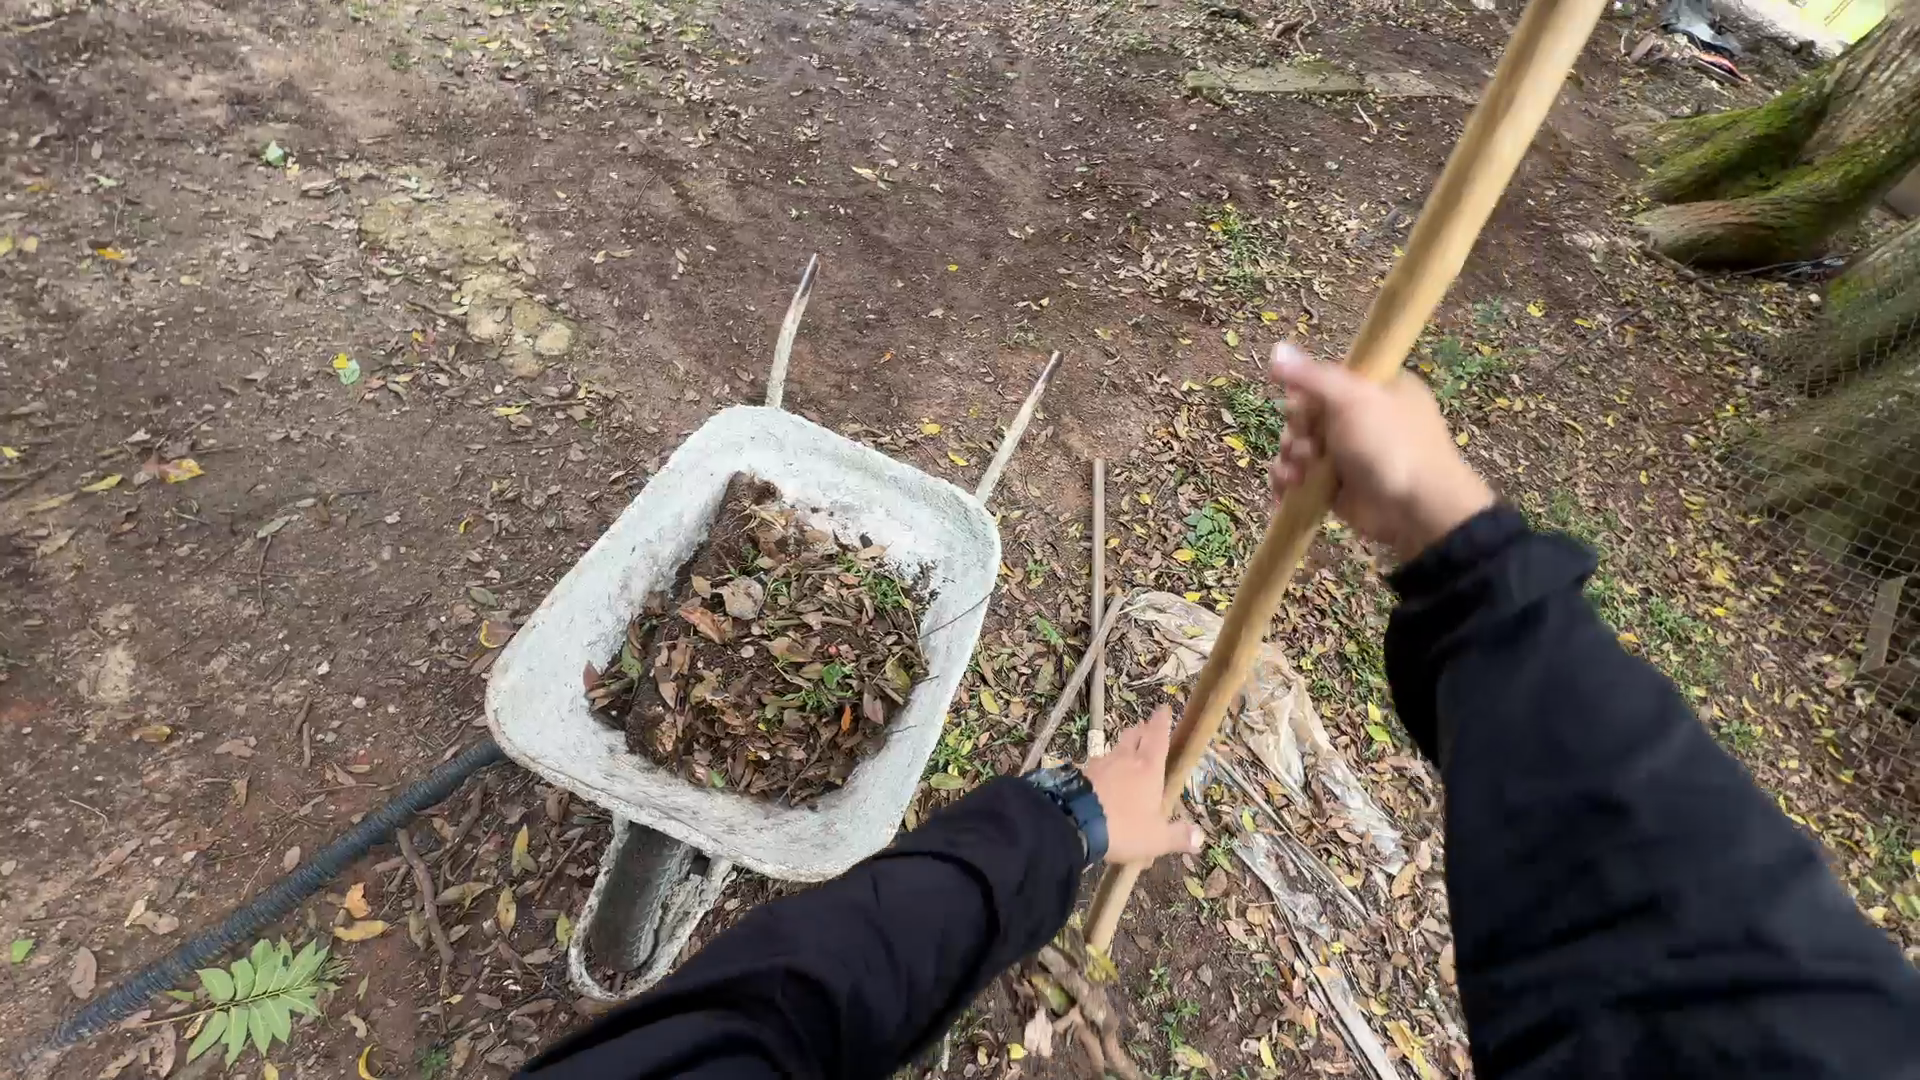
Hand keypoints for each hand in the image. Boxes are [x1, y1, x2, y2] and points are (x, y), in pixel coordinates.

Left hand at [1081, 705, 1203, 864]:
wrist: (1075, 823)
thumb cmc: (1124, 828)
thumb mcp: (1157, 838)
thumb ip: (1178, 836)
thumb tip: (1199, 837)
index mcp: (1148, 768)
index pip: (1158, 737)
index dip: (1162, 722)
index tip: (1164, 708)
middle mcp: (1125, 759)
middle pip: (1134, 735)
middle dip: (1142, 730)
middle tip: (1146, 728)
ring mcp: (1101, 763)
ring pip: (1115, 748)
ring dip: (1123, 747)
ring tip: (1127, 754)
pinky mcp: (1082, 773)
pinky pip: (1098, 764)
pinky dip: (1105, 767)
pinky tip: (1104, 777)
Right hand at [1267, 342, 1495, 561]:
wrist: (1413, 508)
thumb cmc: (1390, 444)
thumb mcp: (1353, 399)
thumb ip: (1312, 376)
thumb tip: (1276, 349)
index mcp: (1375, 389)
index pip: (1325, 380)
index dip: (1306, 393)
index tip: (1302, 403)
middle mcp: (1360, 419)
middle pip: (1305, 415)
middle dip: (1296, 431)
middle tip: (1308, 444)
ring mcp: (1346, 454)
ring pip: (1297, 446)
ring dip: (1290, 458)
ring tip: (1299, 472)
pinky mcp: (1333, 485)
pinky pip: (1297, 475)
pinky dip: (1288, 480)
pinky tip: (1288, 486)